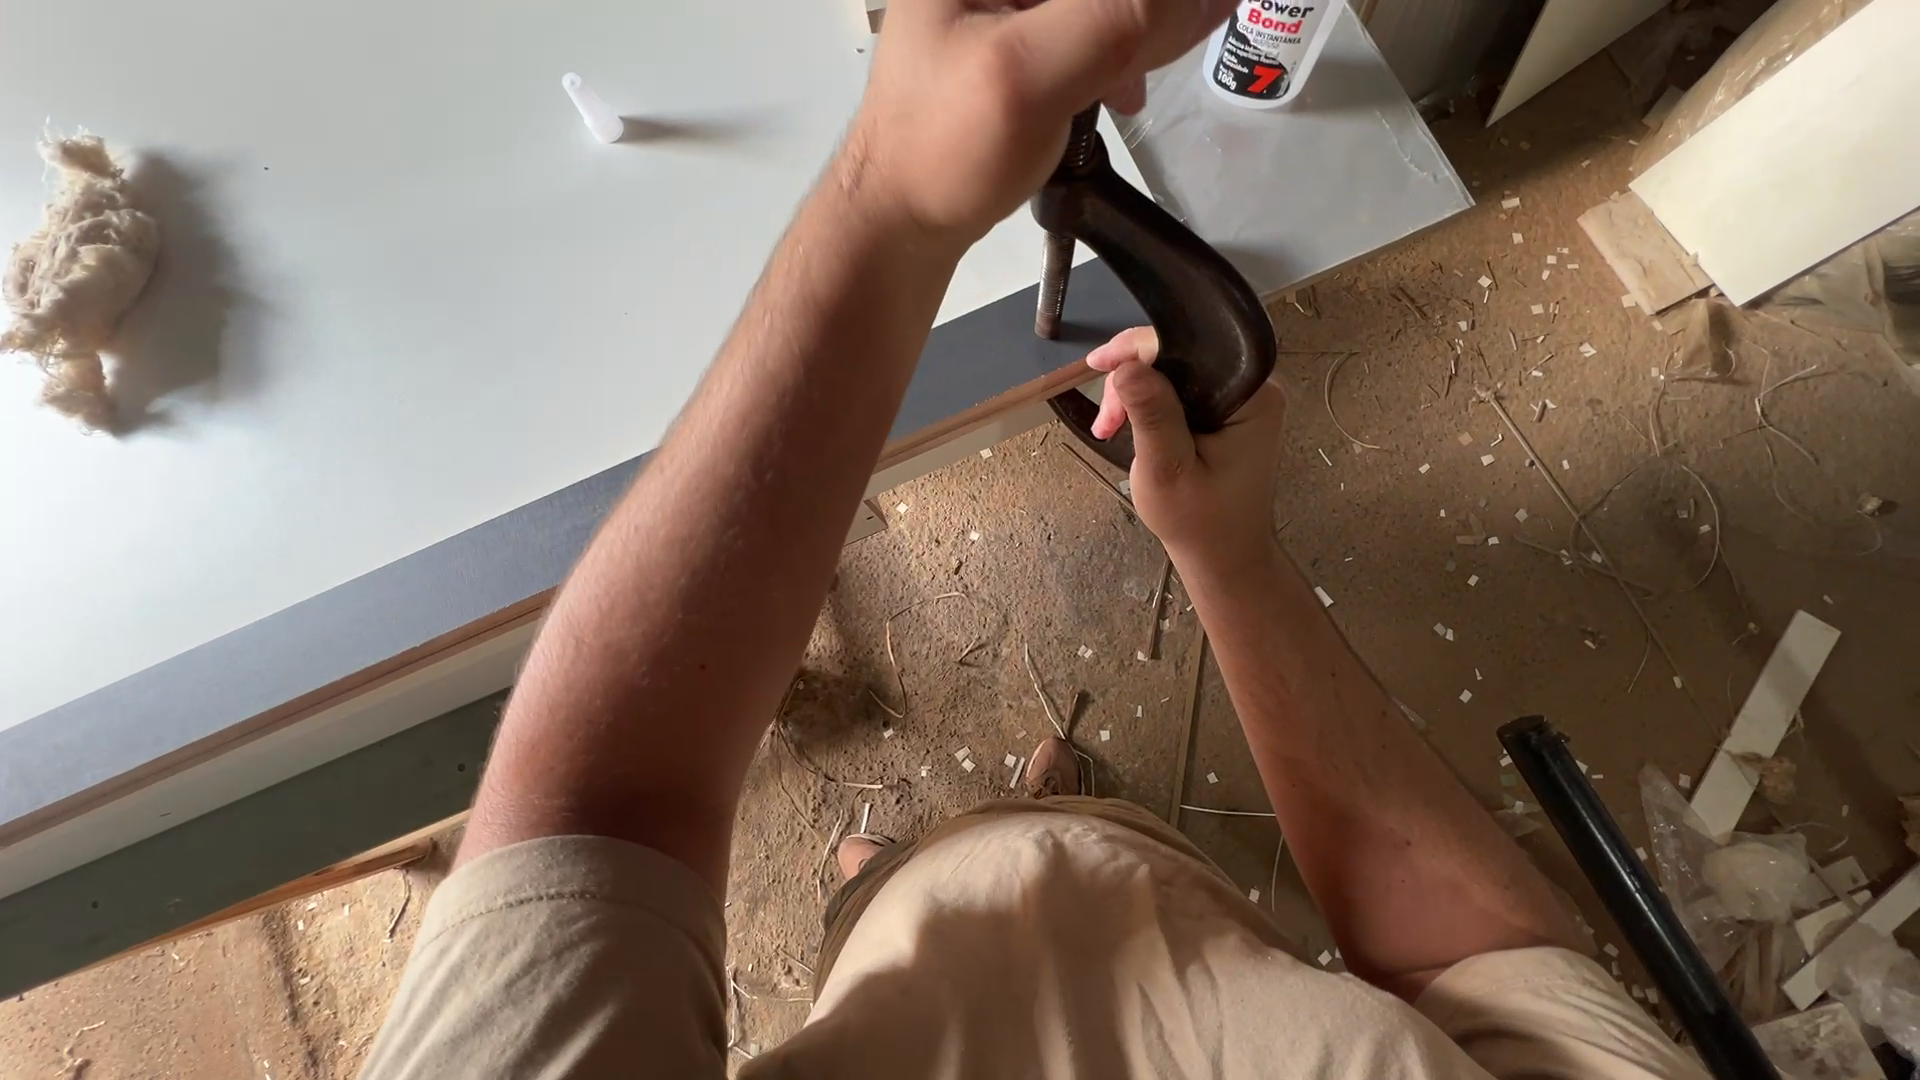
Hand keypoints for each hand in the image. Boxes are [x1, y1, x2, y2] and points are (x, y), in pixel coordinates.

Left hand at [843, 0, 1234, 239]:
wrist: (897, 223)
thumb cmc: (948, 150)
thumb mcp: (1034, 74)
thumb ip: (1121, 18)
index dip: (1142, 6)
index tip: (1186, 26)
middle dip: (1134, 18)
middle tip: (1158, 57)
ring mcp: (995, 5)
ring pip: (1092, 10)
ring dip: (1128, 34)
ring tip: (1132, 89)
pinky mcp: (1007, 41)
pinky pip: (1080, 29)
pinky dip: (1107, 56)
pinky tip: (1117, 95)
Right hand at [1086, 326, 1285, 573]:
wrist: (1224, 557)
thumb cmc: (1200, 522)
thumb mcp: (1168, 470)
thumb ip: (1152, 415)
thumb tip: (1125, 366)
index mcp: (1251, 393)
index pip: (1187, 346)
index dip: (1136, 350)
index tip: (1096, 368)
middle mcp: (1252, 386)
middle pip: (1177, 356)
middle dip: (1131, 382)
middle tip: (1104, 425)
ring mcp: (1239, 399)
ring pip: (1172, 373)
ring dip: (1134, 397)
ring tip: (1108, 431)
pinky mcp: (1225, 412)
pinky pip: (1179, 391)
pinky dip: (1148, 406)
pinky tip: (1128, 428)